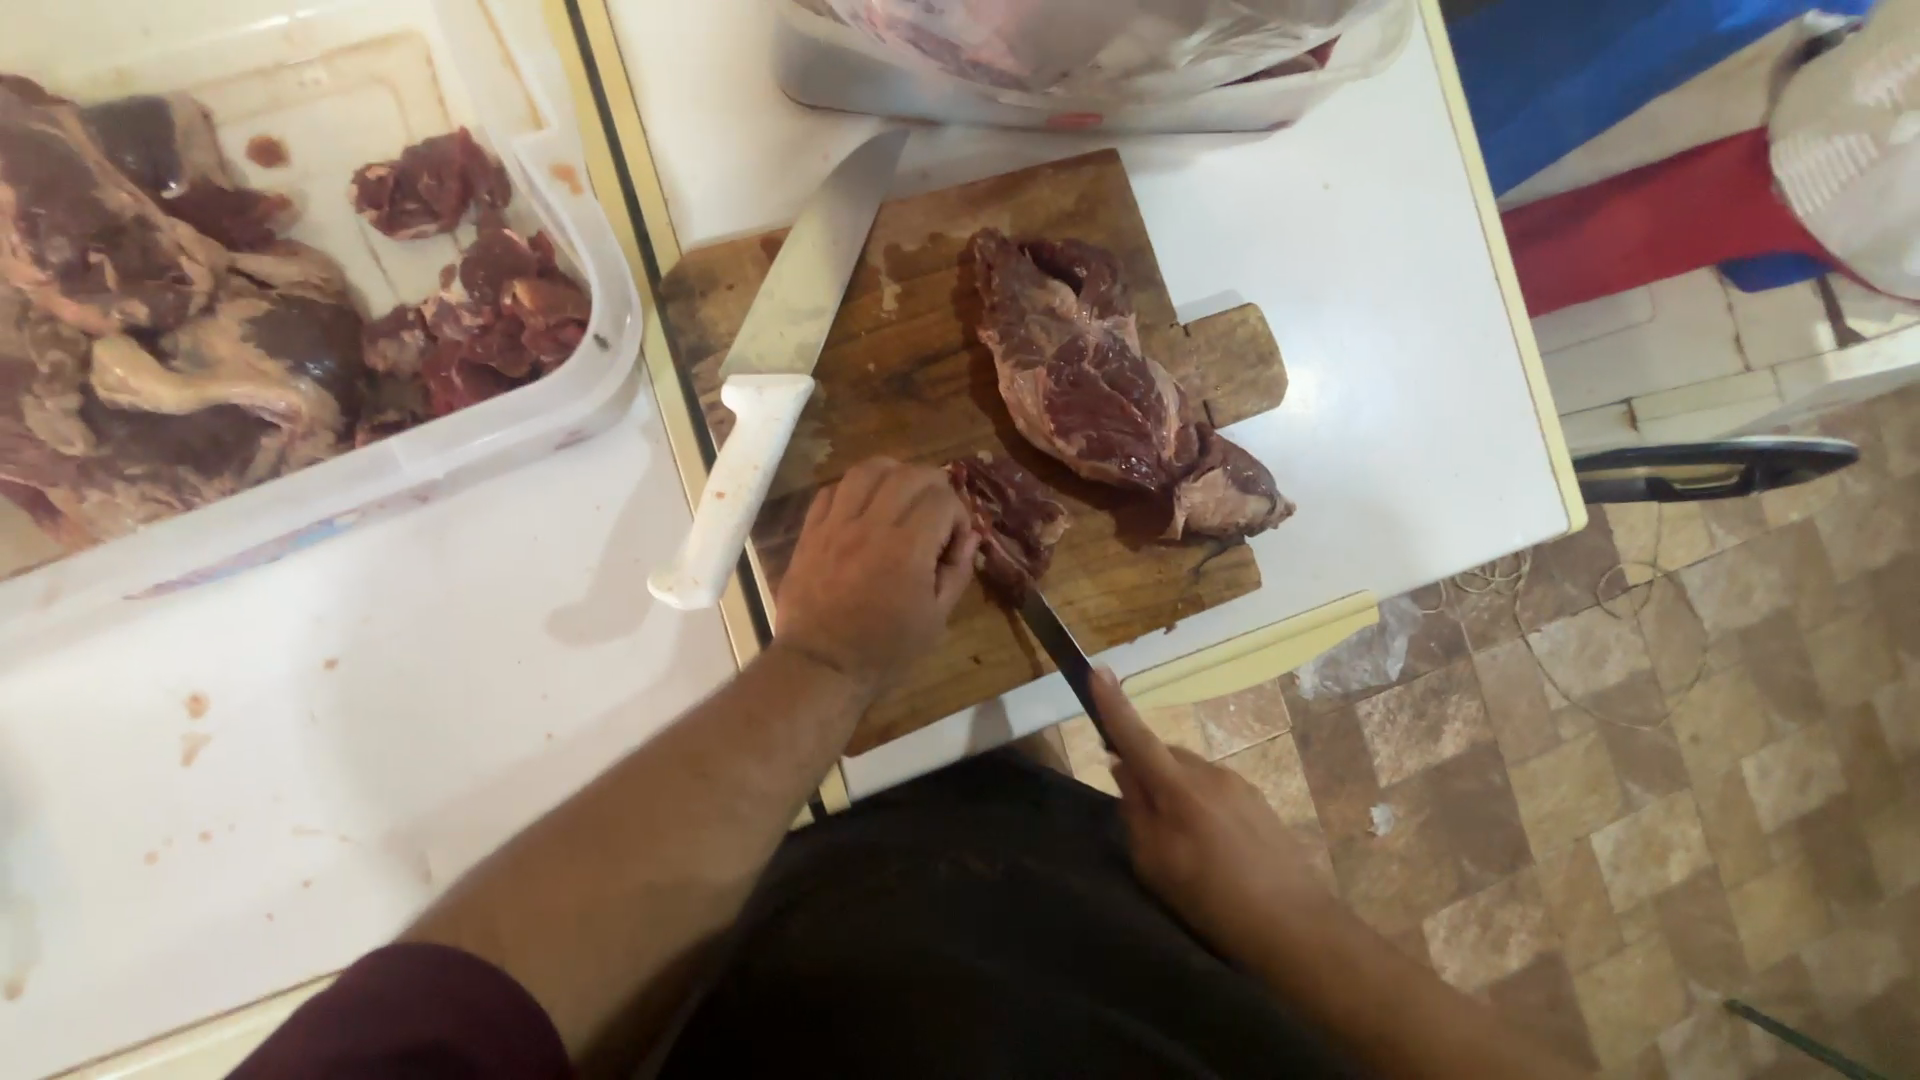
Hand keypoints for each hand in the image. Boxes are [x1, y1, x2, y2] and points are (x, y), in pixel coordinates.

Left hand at [774, 458, 979, 691]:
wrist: (821, 666)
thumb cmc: (886, 651)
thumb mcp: (936, 619)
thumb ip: (956, 571)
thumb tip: (970, 536)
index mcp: (908, 549)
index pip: (943, 499)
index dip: (958, 513)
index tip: (954, 540)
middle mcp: (872, 526)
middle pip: (909, 474)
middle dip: (933, 485)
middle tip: (935, 511)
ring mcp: (836, 525)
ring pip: (866, 469)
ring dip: (892, 474)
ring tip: (899, 496)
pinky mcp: (810, 532)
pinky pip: (831, 490)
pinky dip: (853, 490)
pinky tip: (862, 509)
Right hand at [1097, 670, 1332, 957]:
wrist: (1297, 928)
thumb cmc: (1214, 902)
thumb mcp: (1155, 865)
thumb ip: (1135, 811)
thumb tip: (1124, 768)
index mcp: (1180, 790)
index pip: (1137, 738)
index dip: (1113, 705)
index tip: (1097, 670)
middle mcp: (1210, 774)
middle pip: (1162, 755)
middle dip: (1145, 771)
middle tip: (1140, 816)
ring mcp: (1238, 784)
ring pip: (1188, 773)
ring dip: (1173, 790)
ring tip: (1180, 842)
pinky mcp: (1258, 800)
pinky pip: (1213, 788)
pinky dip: (1198, 803)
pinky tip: (1210, 846)